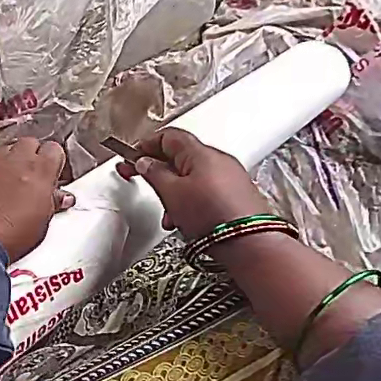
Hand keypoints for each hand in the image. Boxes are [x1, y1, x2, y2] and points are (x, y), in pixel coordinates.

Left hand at [0, 138, 74, 261]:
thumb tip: (59, 197)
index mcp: (40, 170)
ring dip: (0, 165)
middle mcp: (15, 158)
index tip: (45, 174)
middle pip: (26, 145)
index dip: (49, 161)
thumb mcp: (40, 224)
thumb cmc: (8, 238)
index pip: (53, 150)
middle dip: (26, 158)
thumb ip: (51, 202)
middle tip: (21, 180)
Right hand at [115, 128, 270, 236]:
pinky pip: (204, 192)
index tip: (131, 157)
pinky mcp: (235, 197)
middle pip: (180, 158)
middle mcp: (219, 161)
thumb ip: (154, 173)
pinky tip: (184, 219)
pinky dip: (189, 202)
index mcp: (202, 153)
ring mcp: (229, 179)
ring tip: (167, 212)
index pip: (169, 137)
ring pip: (191, 178)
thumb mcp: (171, 192)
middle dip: (158, 172)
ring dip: (173, 192)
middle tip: (141, 179)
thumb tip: (145, 162)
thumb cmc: (214, 216)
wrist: (249, 243)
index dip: (146, 146)